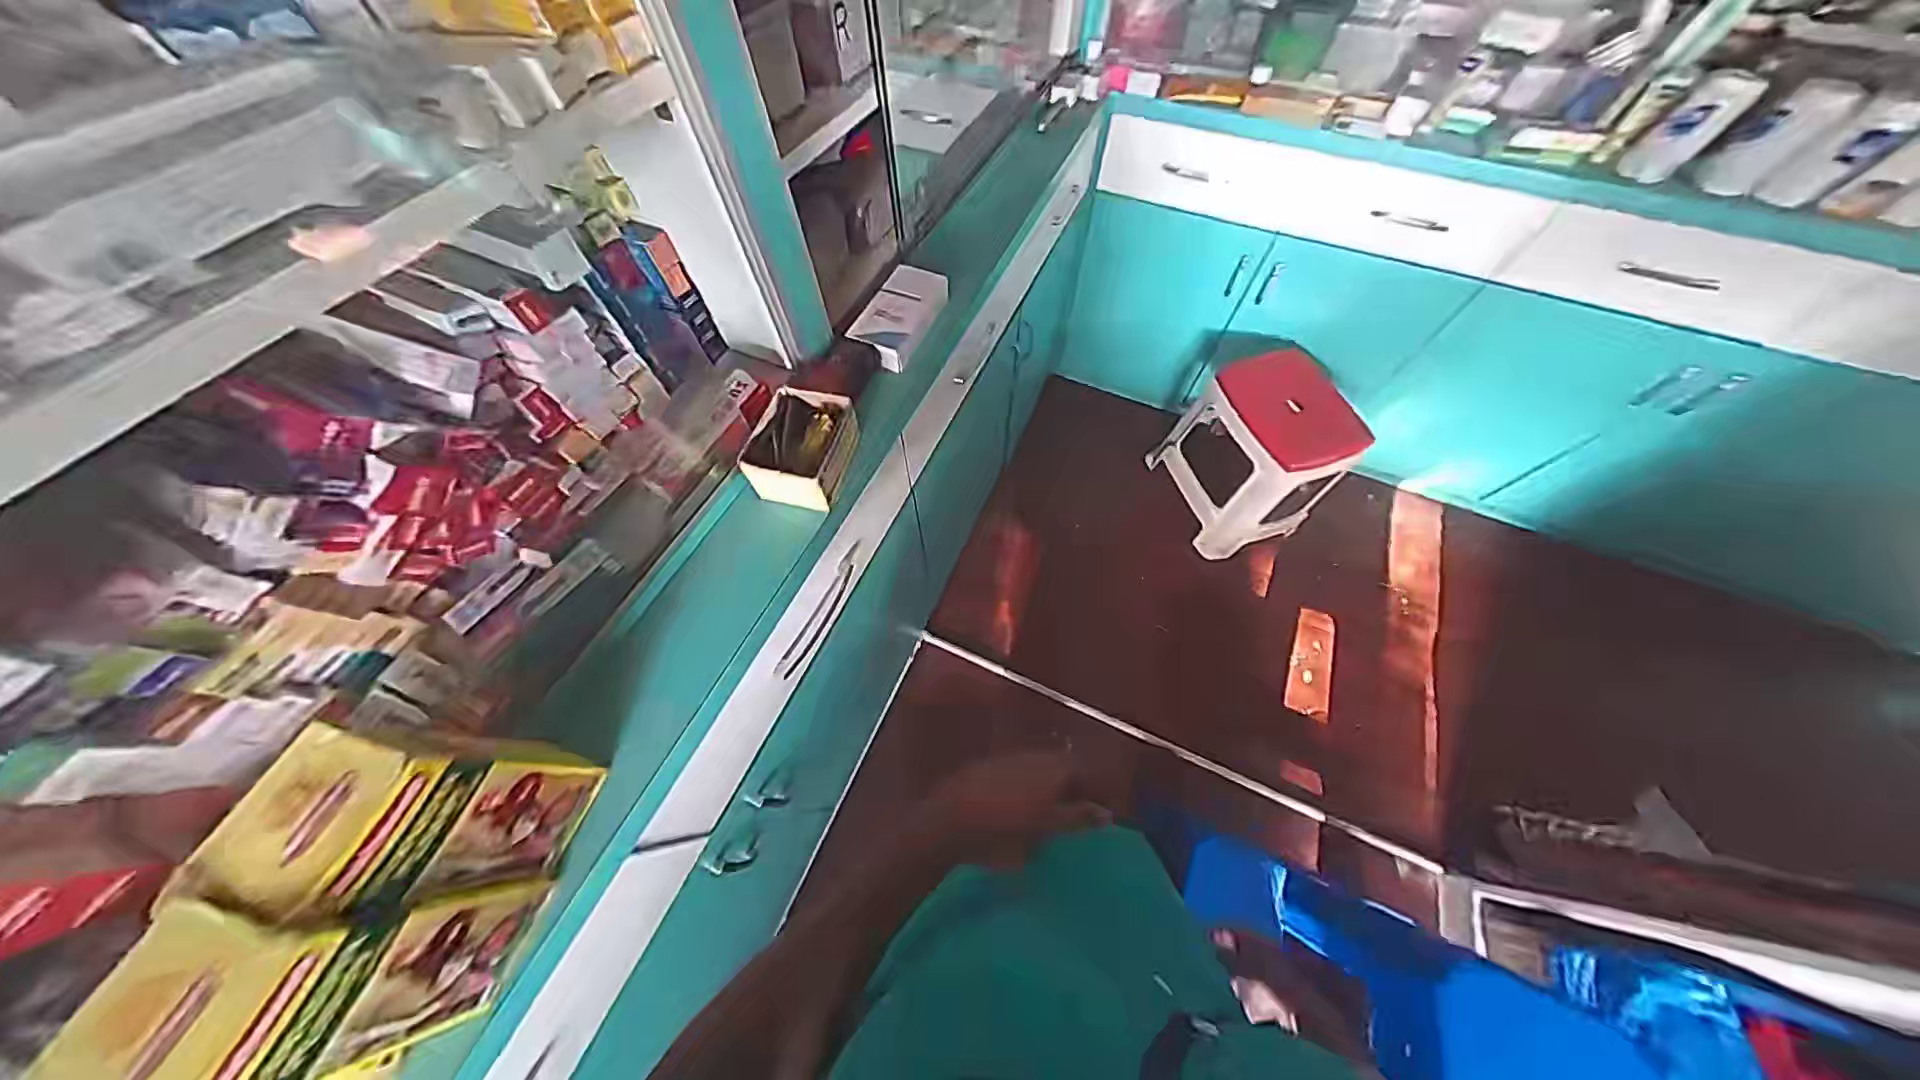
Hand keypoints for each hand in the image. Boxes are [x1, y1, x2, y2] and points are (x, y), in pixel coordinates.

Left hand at [915, 750, 1110, 868]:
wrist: (952, 817)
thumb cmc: (1005, 827)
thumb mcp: (1047, 827)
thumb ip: (1078, 817)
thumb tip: (1107, 813)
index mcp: (1056, 769)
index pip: (1089, 772)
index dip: (1100, 790)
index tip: (1107, 810)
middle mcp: (1037, 756)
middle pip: (1068, 767)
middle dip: (1078, 785)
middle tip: (1082, 812)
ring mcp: (1013, 758)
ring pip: (1045, 767)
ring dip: (1055, 784)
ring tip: (1055, 810)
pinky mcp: (993, 765)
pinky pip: (1024, 770)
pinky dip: (1032, 785)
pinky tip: (1024, 803)